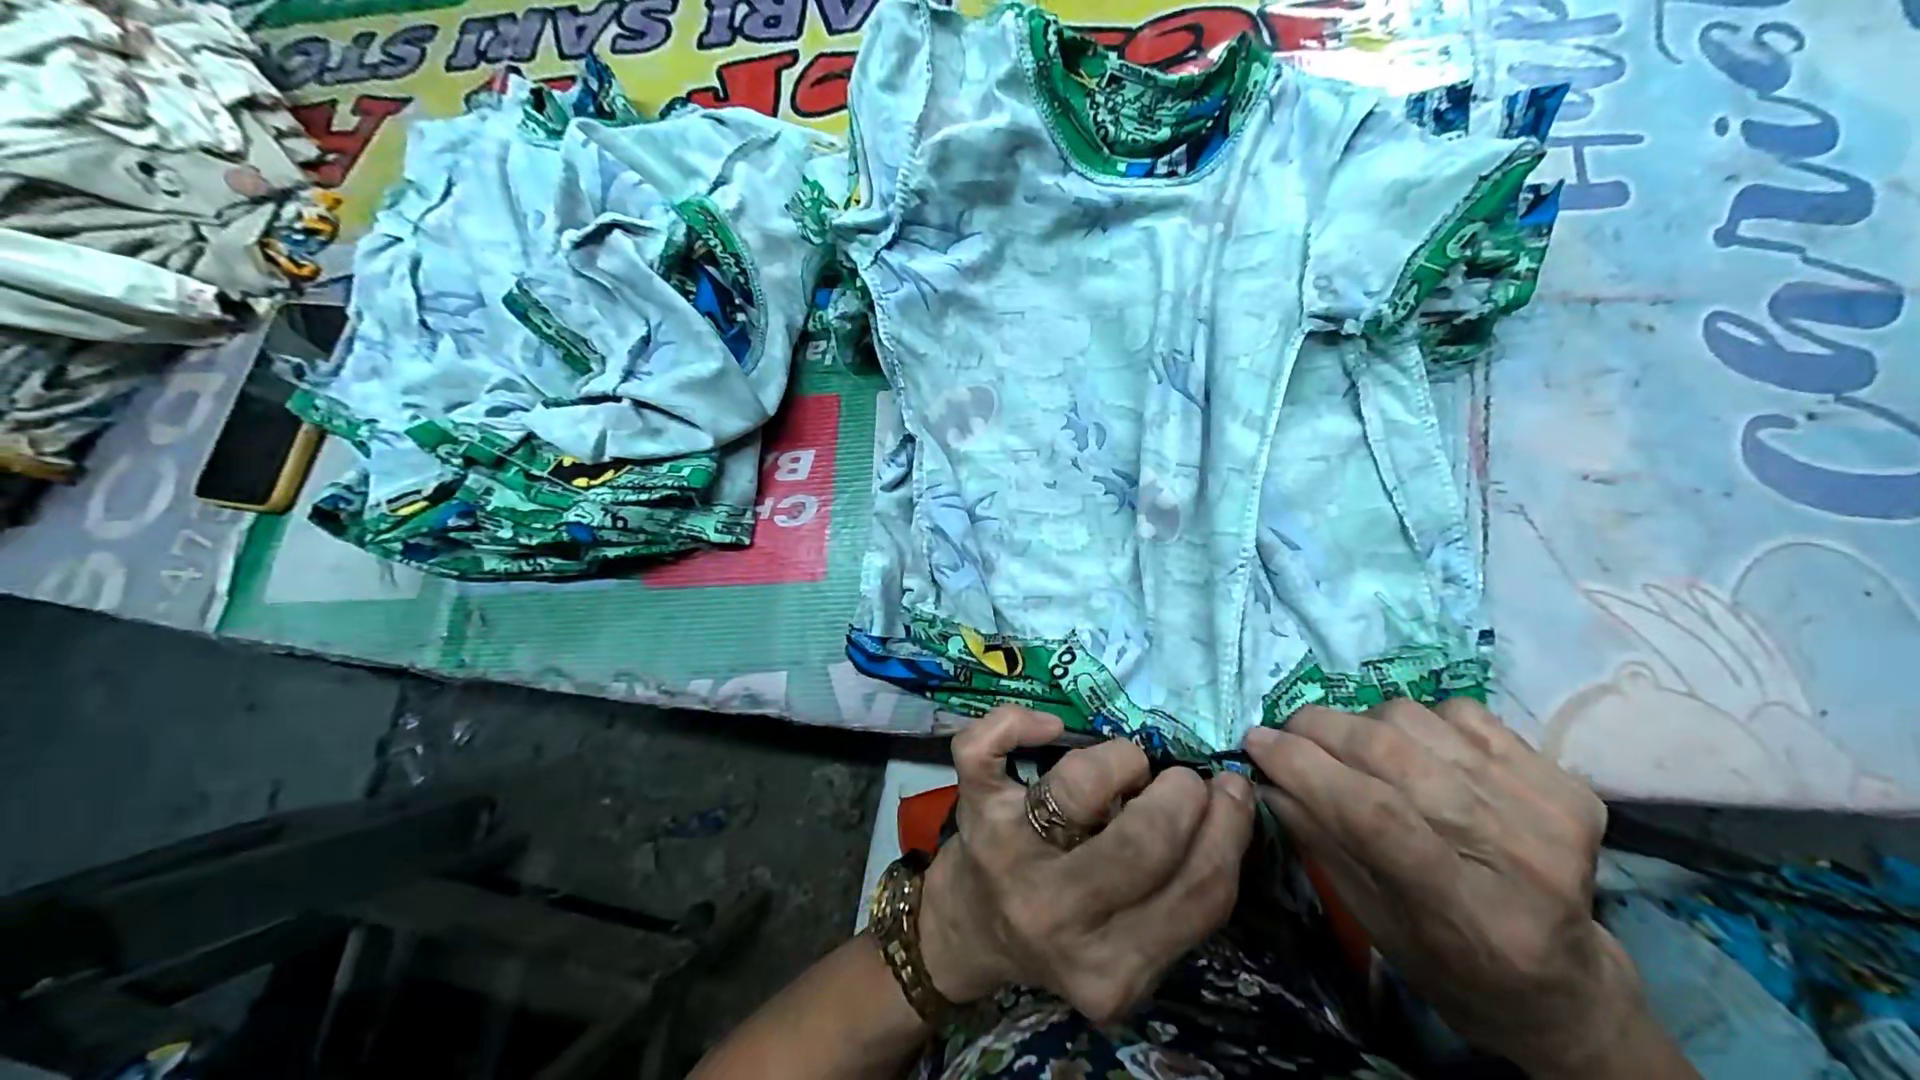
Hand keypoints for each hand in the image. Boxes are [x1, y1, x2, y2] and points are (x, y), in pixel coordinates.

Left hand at [917, 706, 1255, 1023]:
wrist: (971, 930)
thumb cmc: (1064, 927)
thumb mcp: (1131, 943)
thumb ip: (1176, 893)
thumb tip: (1226, 799)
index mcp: (1111, 968)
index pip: (1194, 896)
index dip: (1226, 832)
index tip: (1231, 792)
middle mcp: (1055, 917)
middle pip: (1142, 841)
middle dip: (1180, 795)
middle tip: (1182, 781)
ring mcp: (1006, 858)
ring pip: (1079, 785)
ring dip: (1121, 759)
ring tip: (1129, 766)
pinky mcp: (971, 811)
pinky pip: (985, 748)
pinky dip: (1017, 722)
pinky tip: (1050, 727)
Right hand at [1244, 698, 1690, 1079]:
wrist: (1562, 981)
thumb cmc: (1449, 963)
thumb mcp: (1369, 918)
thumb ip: (1319, 840)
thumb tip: (1264, 774)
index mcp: (1473, 915)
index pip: (1374, 815)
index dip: (1304, 766)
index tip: (1255, 741)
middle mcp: (1524, 857)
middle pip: (1395, 755)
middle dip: (1319, 729)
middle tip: (1284, 732)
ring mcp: (1549, 812)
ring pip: (1419, 721)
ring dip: (1359, 721)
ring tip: (1344, 745)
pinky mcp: (1564, 783)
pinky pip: (1459, 712)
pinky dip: (1414, 720)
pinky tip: (1407, 750)